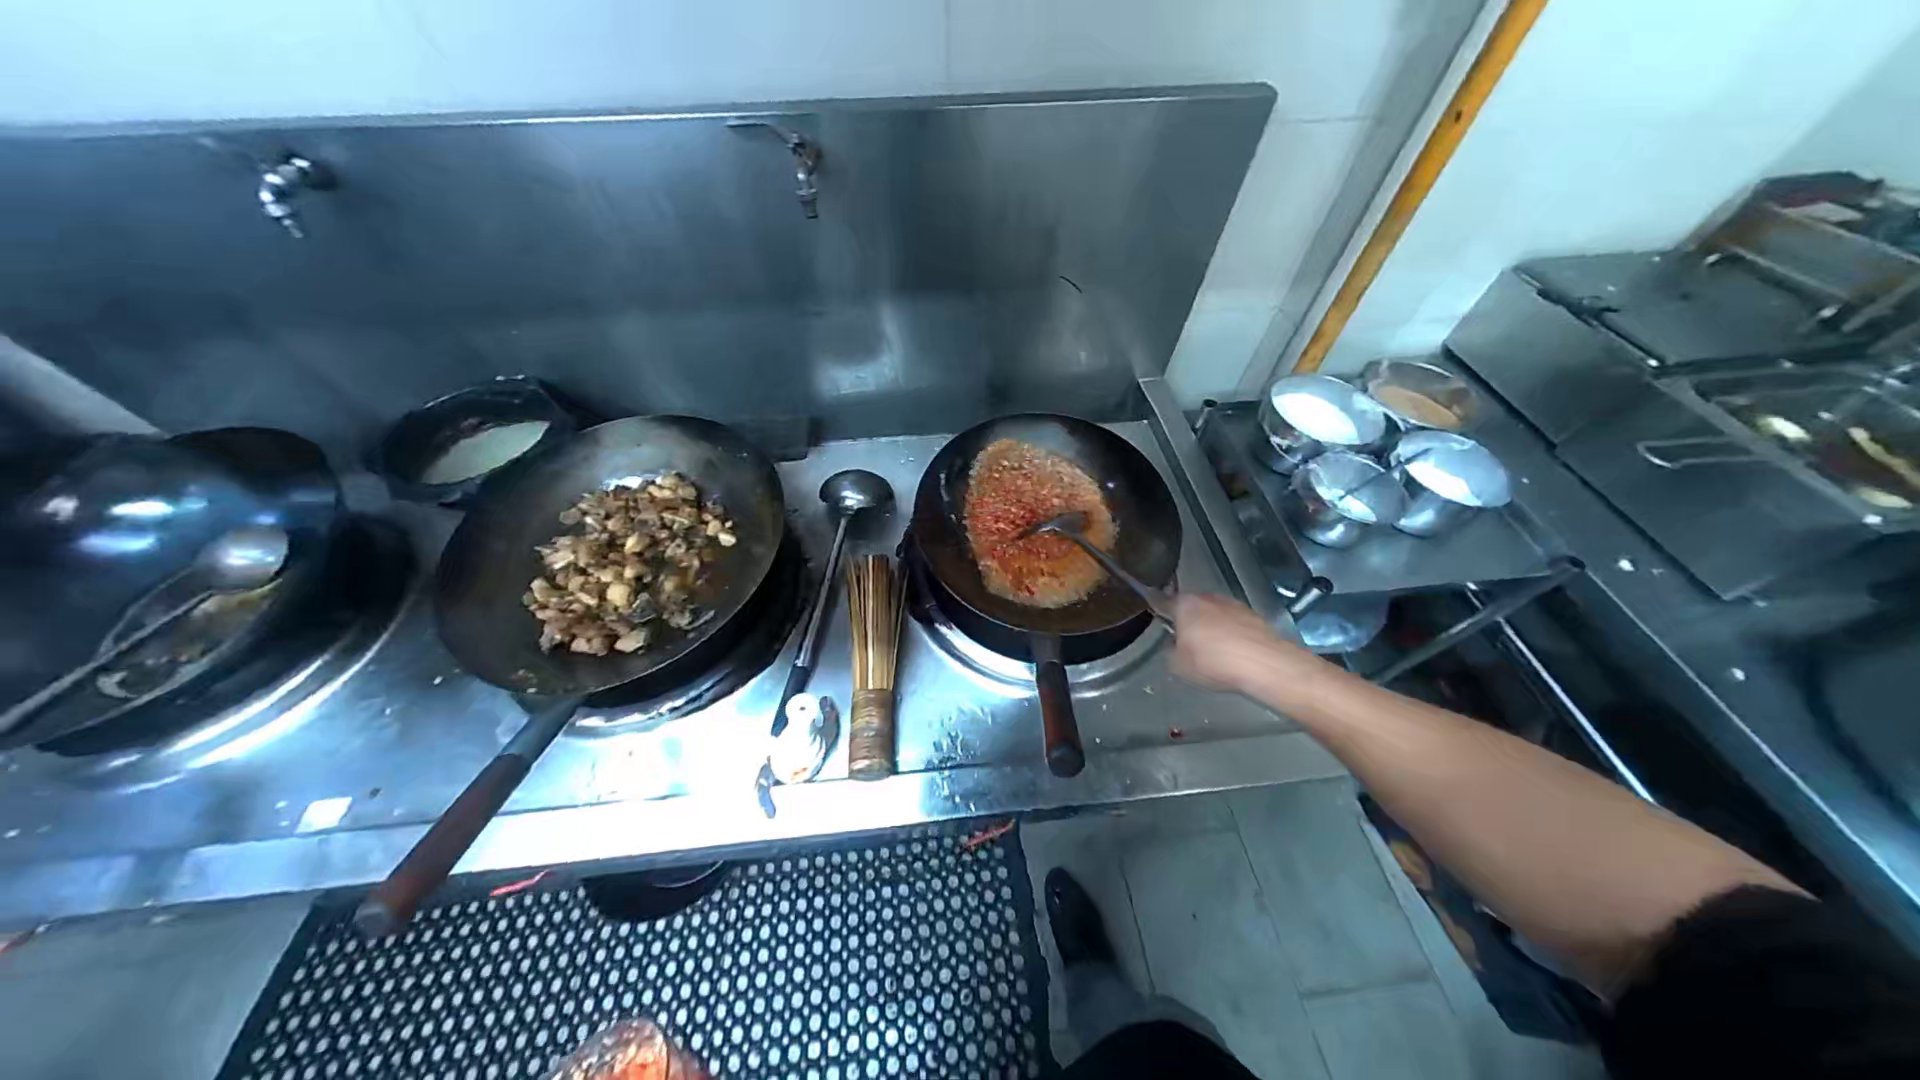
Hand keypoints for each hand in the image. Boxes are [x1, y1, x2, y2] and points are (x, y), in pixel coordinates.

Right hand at [1171, 593, 1304, 693]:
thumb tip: (1174, 644)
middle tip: (1187, 644)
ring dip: (1211, 626)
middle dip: (1188, 621)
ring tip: (1214, 651)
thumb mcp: (1178, 665)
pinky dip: (1231, 633)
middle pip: (1191, 607)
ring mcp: (1233, 603)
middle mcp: (1207, 597)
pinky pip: (1234, 622)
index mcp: (1184, 604)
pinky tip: (1233, 652)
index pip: (1163, 602)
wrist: (1264, 664)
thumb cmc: (1213, 662)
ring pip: (1214, 613)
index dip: (1159, 613)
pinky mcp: (1253, 614)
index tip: (1159, 623)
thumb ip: (1170, 650)